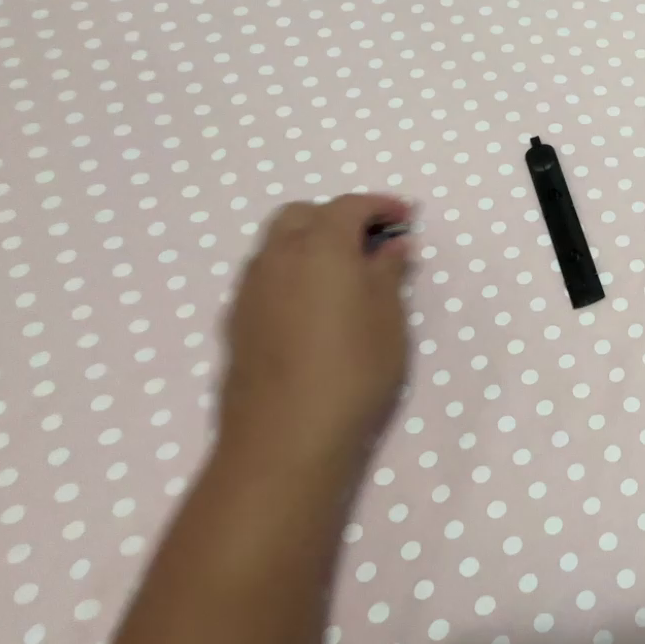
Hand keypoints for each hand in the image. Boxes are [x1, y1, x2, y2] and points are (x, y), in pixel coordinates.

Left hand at [219, 194, 416, 461]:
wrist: (285, 437)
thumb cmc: (354, 367)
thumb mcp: (389, 315)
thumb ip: (388, 272)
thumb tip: (391, 246)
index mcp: (319, 247)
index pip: (348, 206)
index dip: (380, 206)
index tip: (407, 219)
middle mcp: (276, 259)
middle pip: (302, 216)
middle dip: (338, 217)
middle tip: (374, 241)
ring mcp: (249, 291)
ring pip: (278, 245)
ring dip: (313, 244)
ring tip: (349, 274)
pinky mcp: (237, 324)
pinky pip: (267, 277)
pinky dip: (295, 273)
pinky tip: (320, 306)